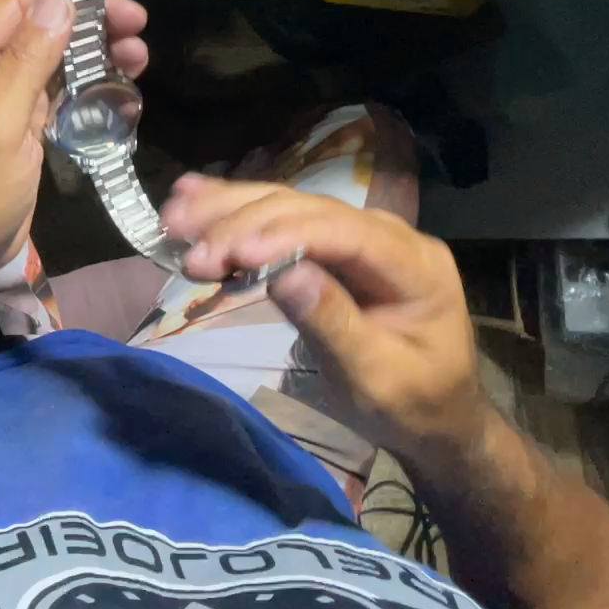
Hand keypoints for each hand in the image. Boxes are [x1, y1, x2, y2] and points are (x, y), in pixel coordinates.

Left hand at [0, 0, 147, 322]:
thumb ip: (26, 60)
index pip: (16, 0)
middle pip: (38, 21)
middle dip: (89, 15)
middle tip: (137, 20)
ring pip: (52, 53)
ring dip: (94, 48)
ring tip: (138, 51)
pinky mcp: (17, 119)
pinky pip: (55, 86)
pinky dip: (86, 80)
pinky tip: (120, 82)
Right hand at [159, 176, 490, 466]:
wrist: (434, 414)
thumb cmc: (412, 405)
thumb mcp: (378, 379)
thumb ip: (335, 324)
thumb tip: (284, 275)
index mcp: (415, 264)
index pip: (343, 232)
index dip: (283, 234)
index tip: (229, 253)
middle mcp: (387, 233)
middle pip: (305, 210)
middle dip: (241, 224)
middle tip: (186, 247)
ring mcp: (356, 231)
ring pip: (284, 204)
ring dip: (226, 209)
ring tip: (174, 218)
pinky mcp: (328, 240)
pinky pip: (277, 216)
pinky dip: (233, 208)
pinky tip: (194, 194)